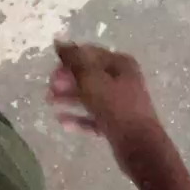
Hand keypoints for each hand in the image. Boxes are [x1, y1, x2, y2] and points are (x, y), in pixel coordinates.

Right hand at [48, 42, 169, 171]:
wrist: (140, 148)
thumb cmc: (115, 107)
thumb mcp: (91, 78)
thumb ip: (73, 59)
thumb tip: (58, 41)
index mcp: (120, 63)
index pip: (89, 53)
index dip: (69, 60)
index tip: (52, 69)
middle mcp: (122, 79)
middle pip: (88, 75)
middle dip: (67, 80)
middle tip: (50, 87)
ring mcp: (120, 103)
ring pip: (89, 95)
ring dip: (69, 97)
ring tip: (50, 102)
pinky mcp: (117, 123)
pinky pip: (94, 116)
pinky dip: (78, 117)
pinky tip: (62, 121)